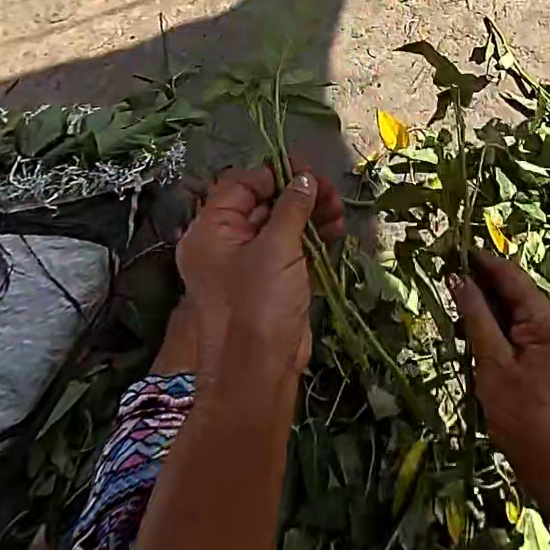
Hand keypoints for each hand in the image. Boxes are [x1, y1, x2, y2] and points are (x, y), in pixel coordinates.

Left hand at [173, 161, 342, 382]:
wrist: (258, 377)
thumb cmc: (258, 306)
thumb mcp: (276, 248)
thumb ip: (292, 206)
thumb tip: (305, 178)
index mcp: (211, 230)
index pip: (242, 185)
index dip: (275, 174)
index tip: (309, 171)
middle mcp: (226, 243)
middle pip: (264, 203)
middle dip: (300, 195)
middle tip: (331, 193)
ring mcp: (249, 264)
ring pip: (281, 225)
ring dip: (311, 215)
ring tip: (338, 212)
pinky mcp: (270, 282)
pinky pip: (291, 248)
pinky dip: (312, 237)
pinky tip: (336, 230)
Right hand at [454, 251, 549, 549]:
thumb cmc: (522, 415)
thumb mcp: (492, 362)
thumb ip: (476, 316)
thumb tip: (457, 278)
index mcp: (543, 317)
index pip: (508, 273)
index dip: (478, 258)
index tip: (448, 247)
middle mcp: (549, 319)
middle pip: (509, 286)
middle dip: (477, 278)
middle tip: (441, 270)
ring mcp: (546, 336)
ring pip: (508, 306)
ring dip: (481, 301)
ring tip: (447, 295)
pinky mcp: (539, 353)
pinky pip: (512, 325)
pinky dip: (489, 322)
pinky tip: (466, 326)